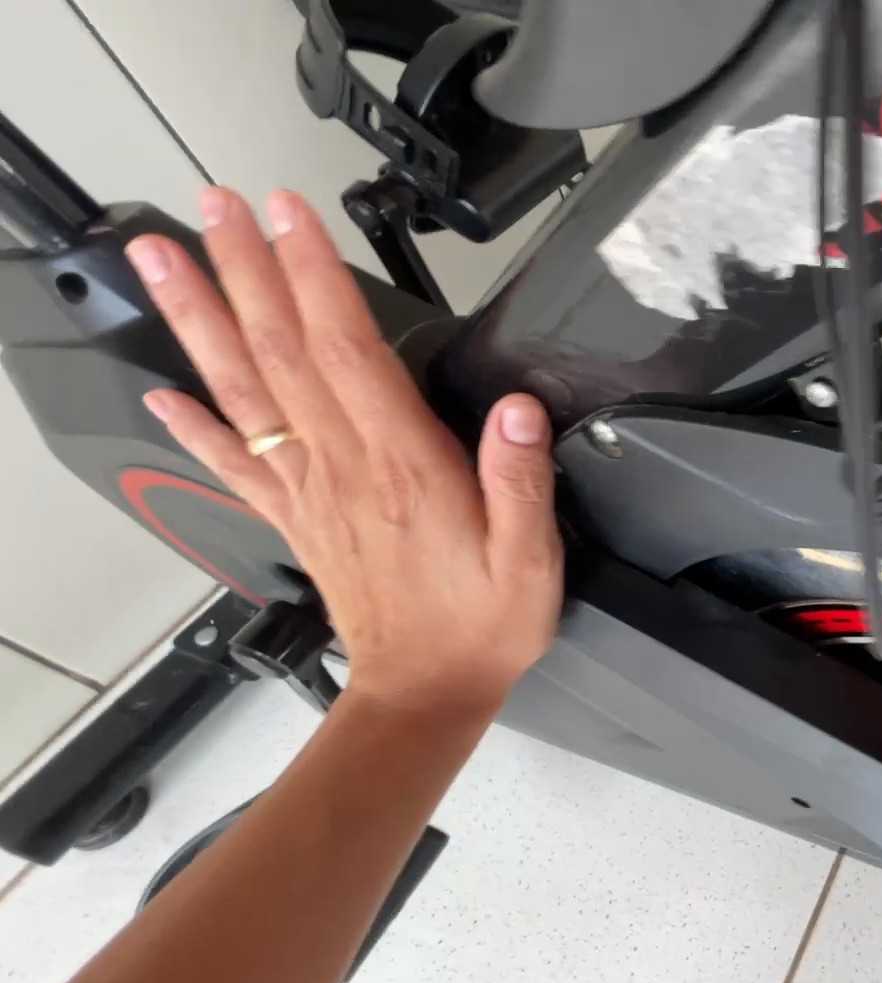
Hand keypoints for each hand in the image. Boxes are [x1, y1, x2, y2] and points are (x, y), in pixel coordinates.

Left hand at [128, 187, 562, 711]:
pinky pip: (236, 463)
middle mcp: (343, 470)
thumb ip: (521, 479)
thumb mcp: (532, 556)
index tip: (293, 219)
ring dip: (202, 321)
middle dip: (248, 272)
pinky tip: (163, 394)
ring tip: (163, 260)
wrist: (427, 689)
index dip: (318, 280)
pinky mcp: (300, 521)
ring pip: (244, 393)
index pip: (347, 353)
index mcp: (403, 469)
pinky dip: (192, 423)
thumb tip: (521, 409)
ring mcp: (312, 494)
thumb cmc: (483, 624)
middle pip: (281, 355)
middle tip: (217, 206)